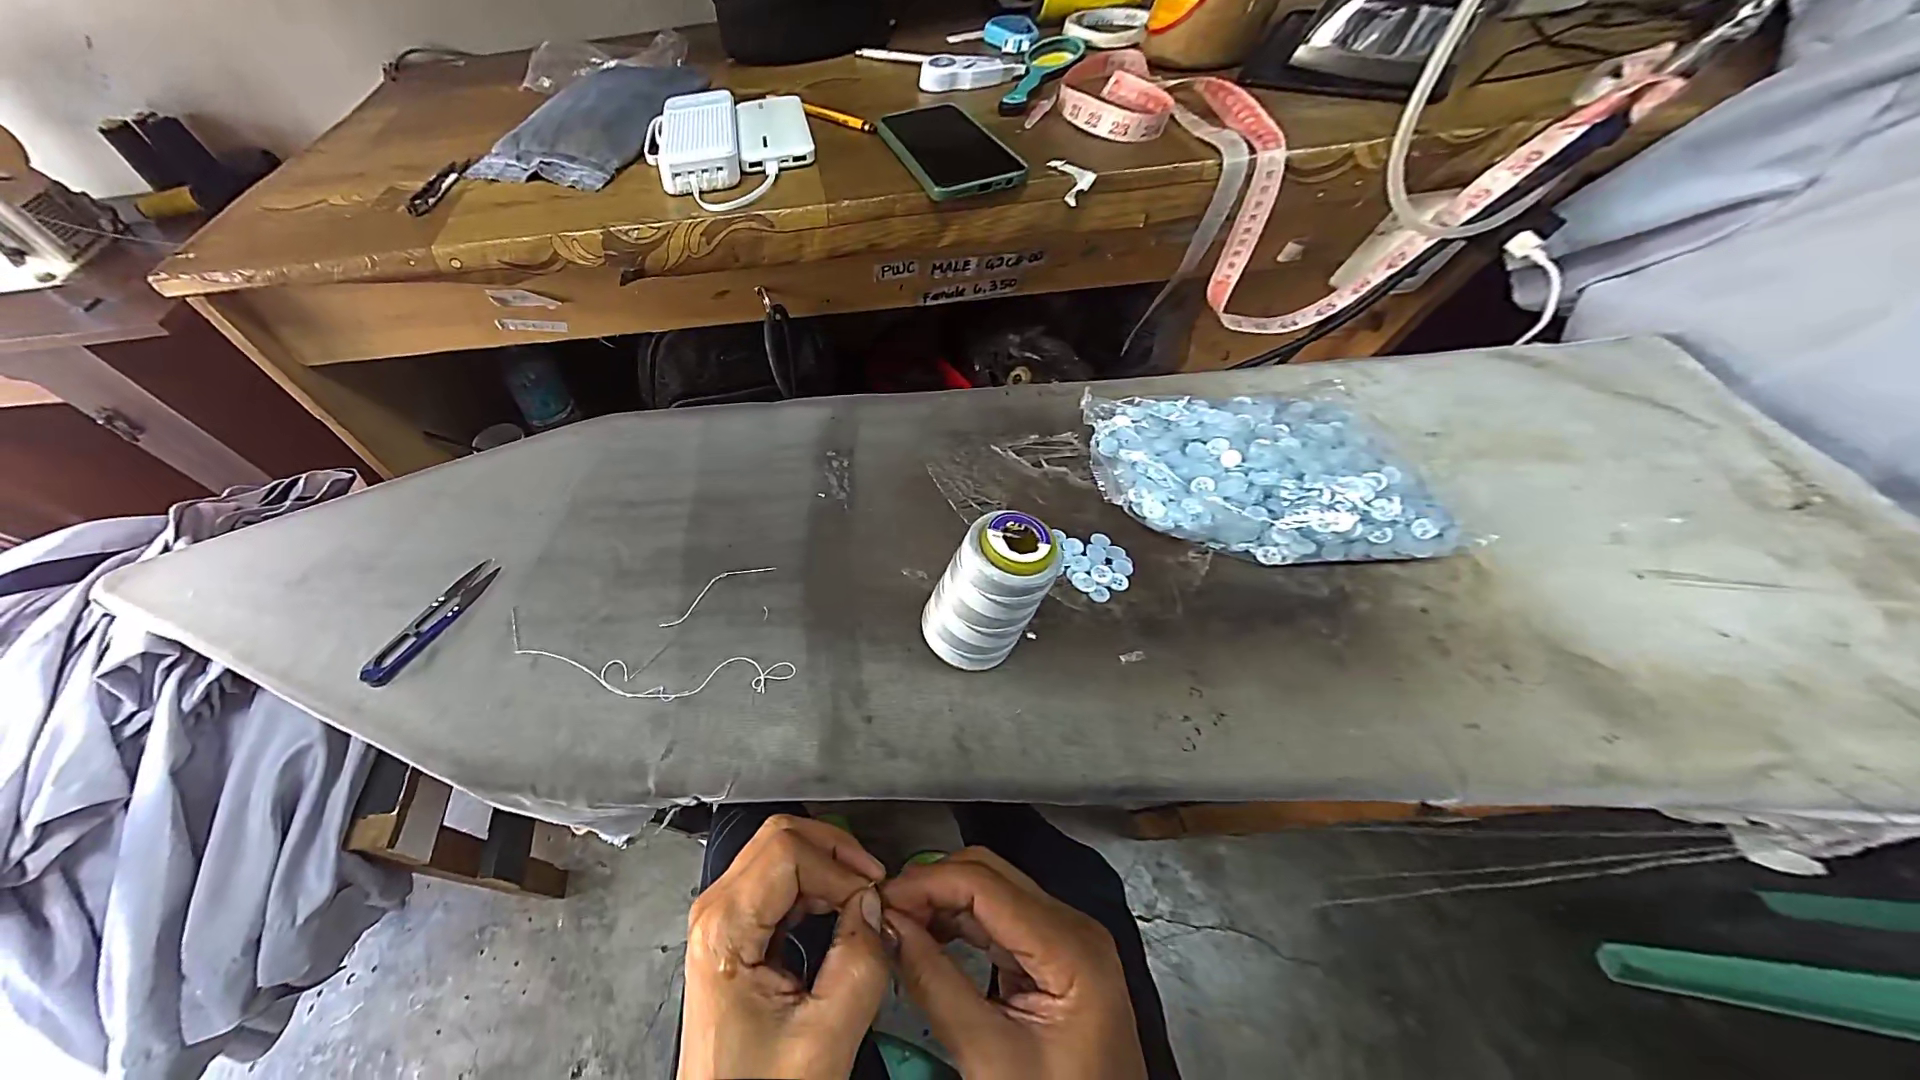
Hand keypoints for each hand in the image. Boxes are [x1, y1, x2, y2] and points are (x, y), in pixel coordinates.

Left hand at [679, 815, 889, 1079]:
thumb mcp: (826, 1036)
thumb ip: (860, 961)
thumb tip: (875, 905)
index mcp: (725, 931)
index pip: (789, 852)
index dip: (839, 868)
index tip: (869, 900)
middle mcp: (716, 912)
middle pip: (782, 835)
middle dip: (836, 851)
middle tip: (872, 881)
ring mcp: (724, 916)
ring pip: (782, 848)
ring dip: (830, 864)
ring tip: (861, 897)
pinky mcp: (738, 927)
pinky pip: (781, 875)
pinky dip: (818, 880)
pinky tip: (839, 908)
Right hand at [881, 848, 1147, 1079]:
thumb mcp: (990, 1057)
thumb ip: (936, 985)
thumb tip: (889, 927)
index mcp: (1069, 945)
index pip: (984, 883)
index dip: (927, 883)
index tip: (881, 900)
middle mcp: (1071, 925)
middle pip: (989, 874)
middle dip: (932, 885)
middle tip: (885, 912)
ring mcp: (1065, 937)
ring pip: (991, 890)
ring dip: (941, 900)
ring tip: (898, 924)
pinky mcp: (1053, 954)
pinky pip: (999, 918)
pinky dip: (959, 921)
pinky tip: (927, 937)